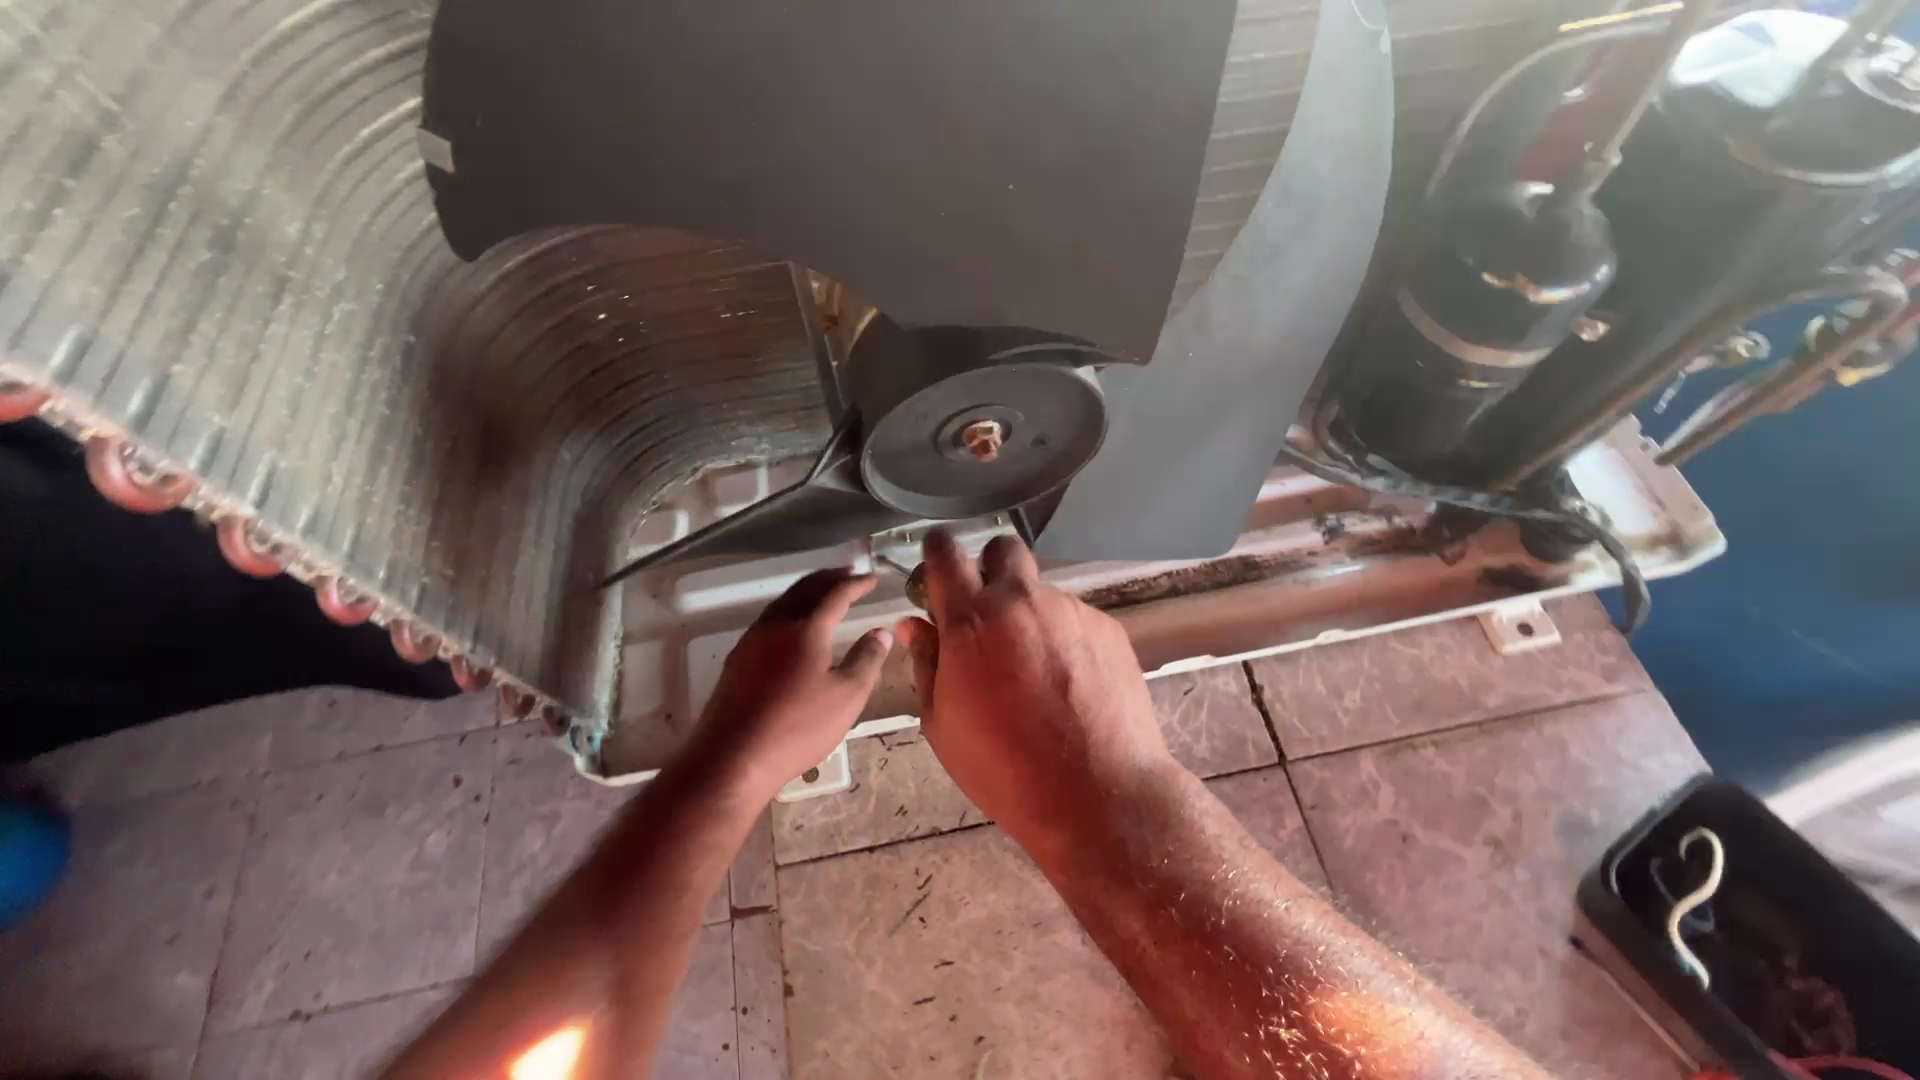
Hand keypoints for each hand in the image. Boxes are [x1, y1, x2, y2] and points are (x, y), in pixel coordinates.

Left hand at [692, 569, 891, 800]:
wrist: (732, 759)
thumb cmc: (797, 727)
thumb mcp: (846, 697)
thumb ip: (867, 660)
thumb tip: (881, 632)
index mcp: (806, 628)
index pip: (836, 593)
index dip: (856, 583)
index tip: (872, 578)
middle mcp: (776, 625)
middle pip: (805, 589)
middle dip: (829, 578)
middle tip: (849, 573)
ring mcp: (751, 641)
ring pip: (783, 602)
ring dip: (806, 592)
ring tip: (824, 593)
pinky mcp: (737, 661)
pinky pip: (769, 620)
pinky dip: (789, 610)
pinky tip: (794, 626)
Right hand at [895, 531, 1179, 853]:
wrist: (1098, 794)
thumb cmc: (1004, 769)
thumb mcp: (942, 724)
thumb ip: (926, 664)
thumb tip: (914, 625)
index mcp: (971, 621)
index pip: (945, 554)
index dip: (936, 553)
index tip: (936, 567)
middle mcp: (1021, 602)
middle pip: (1002, 549)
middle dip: (988, 568)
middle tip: (986, 612)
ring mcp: (1070, 611)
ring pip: (1040, 592)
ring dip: (1027, 614)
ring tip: (1034, 671)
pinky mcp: (1107, 628)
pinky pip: (1073, 618)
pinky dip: (1062, 638)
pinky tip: (1068, 684)